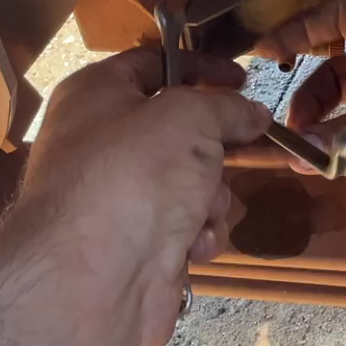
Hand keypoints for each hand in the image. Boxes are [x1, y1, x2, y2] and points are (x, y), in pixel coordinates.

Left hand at [8, 47, 270, 345]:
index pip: (153, 63)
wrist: (90, 283)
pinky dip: (198, 232)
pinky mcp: (135, 243)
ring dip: (212, 196)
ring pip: (190, 180)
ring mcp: (117, 197)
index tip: (243, 80)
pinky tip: (195, 245)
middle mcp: (101, 141)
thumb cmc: (134, 175)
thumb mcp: (191, 119)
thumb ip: (228, 107)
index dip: (201, 67)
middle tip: (246, 146)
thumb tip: (254, 112)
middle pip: (178, 129)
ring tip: (203, 210)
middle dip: (215, 147)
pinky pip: (185, 224)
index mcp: (96, 94)